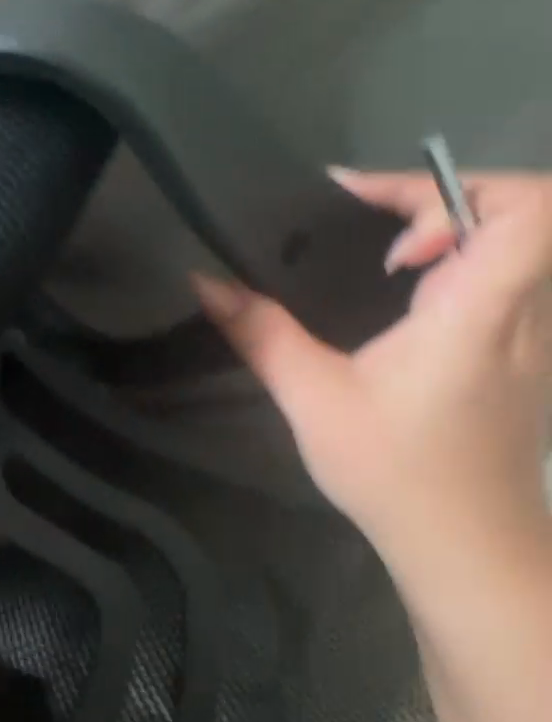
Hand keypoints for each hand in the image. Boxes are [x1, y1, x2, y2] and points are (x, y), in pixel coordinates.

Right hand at [193, 170, 551, 571]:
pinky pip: (506, 275)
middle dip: (440, 198)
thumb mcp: (310, 397)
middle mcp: (524, 310)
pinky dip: (458, 259)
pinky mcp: (523, 349)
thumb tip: (203, 282)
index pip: (527, 210)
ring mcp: (533, 330)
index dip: (449, 187)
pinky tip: (401, 287)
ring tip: (375, 249)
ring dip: (451, 227)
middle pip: (522, 213)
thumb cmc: (390, 465)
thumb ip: (260, 333)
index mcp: (480, 313)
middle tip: (363, 219)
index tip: (366, 208)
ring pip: (518, 244)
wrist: (464, 534)